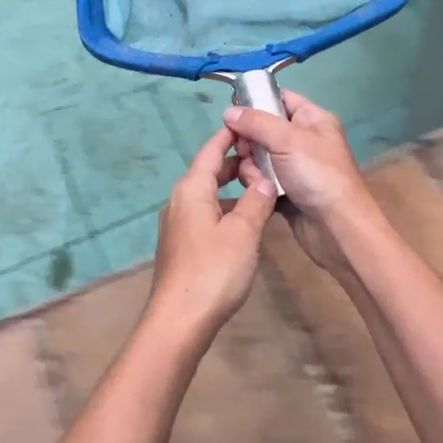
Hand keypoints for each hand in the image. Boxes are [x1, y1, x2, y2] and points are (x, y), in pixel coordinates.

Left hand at [144, 125, 278, 342]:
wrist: (179, 318)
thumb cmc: (213, 269)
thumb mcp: (243, 233)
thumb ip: (255, 202)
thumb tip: (265, 179)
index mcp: (191, 189)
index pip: (211, 151)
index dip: (229, 137)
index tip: (248, 124)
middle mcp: (180, 200)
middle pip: (208, 172)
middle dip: (234, 163)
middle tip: (263, 155)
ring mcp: (178, 223)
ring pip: (207, 195)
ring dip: (231, 189)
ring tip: (260, 187)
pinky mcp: (182, 245)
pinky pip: (206, 215)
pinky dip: (225, 210)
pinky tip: (244, 222)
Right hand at [223, 89, 367, 219]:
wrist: (338, 228)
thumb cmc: (318, 175)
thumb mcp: (287, 140)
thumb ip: (255, 122)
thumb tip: (228, 112)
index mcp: (313, 119)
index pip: (280, 98)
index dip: (257, 101)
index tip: (233, 113)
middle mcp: (304, 139)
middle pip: (264, 128)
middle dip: (249, 139)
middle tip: (245, 151)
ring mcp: (295, 166)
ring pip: (259, 154)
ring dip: (252, 164)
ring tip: (255, 177)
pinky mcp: (287, 189)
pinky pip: (262, 177)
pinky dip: (257, 182)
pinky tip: (258, 189)